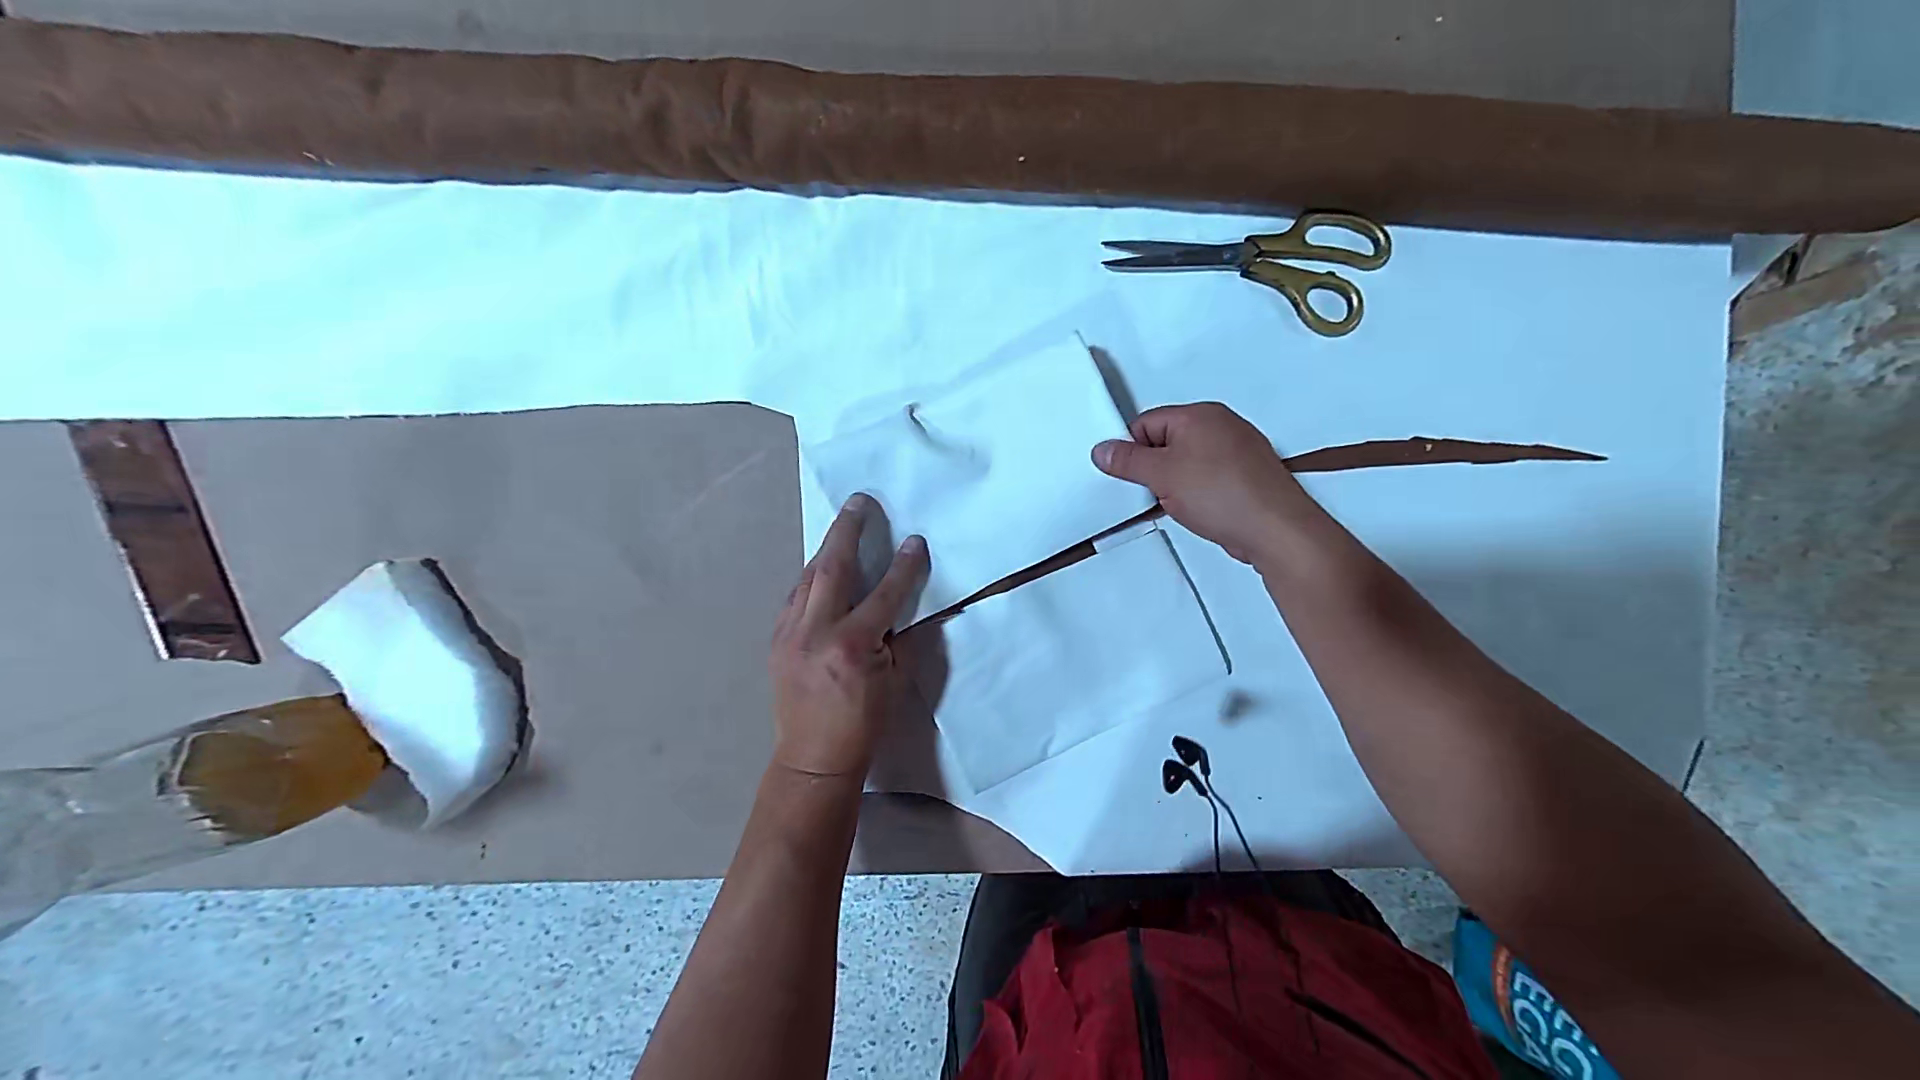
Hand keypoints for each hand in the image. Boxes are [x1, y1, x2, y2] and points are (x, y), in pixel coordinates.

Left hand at [768, 494, 929, 779]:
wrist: (814, 757)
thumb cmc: (864, 724)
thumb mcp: (895, 682)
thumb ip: (900, 638)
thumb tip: (907, 607)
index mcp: (852, 645)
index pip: (885, 594)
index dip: (904, 566)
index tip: (915, 541)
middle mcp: (816, 631)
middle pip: (833, 568)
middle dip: (848, 531)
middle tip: (859, 502)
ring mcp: (789, 634)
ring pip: (808, 578)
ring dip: (827, 551)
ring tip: (841, 530)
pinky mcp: (775, 641)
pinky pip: (794, 598)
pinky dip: (810, 580)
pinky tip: (820, 572)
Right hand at [1092, 402, 1315, 565]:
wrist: (1275, 530)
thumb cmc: (1229, 495)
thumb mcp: (1161, 475)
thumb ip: (1127, 461)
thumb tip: (1105, 450)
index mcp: (1200, 414)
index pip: (1146, 422)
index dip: (1130, 449)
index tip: (1123, 472)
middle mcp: (1221, 426)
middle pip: (1166, 442)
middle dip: (1152, 468)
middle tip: (1149, 490)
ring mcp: (1236, 452)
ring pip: (1186, 463)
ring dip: (1173, 484)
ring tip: (1175, 503)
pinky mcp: (1244, 477)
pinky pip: (1206, 479)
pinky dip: (1194, 494)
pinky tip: (1194, 511)